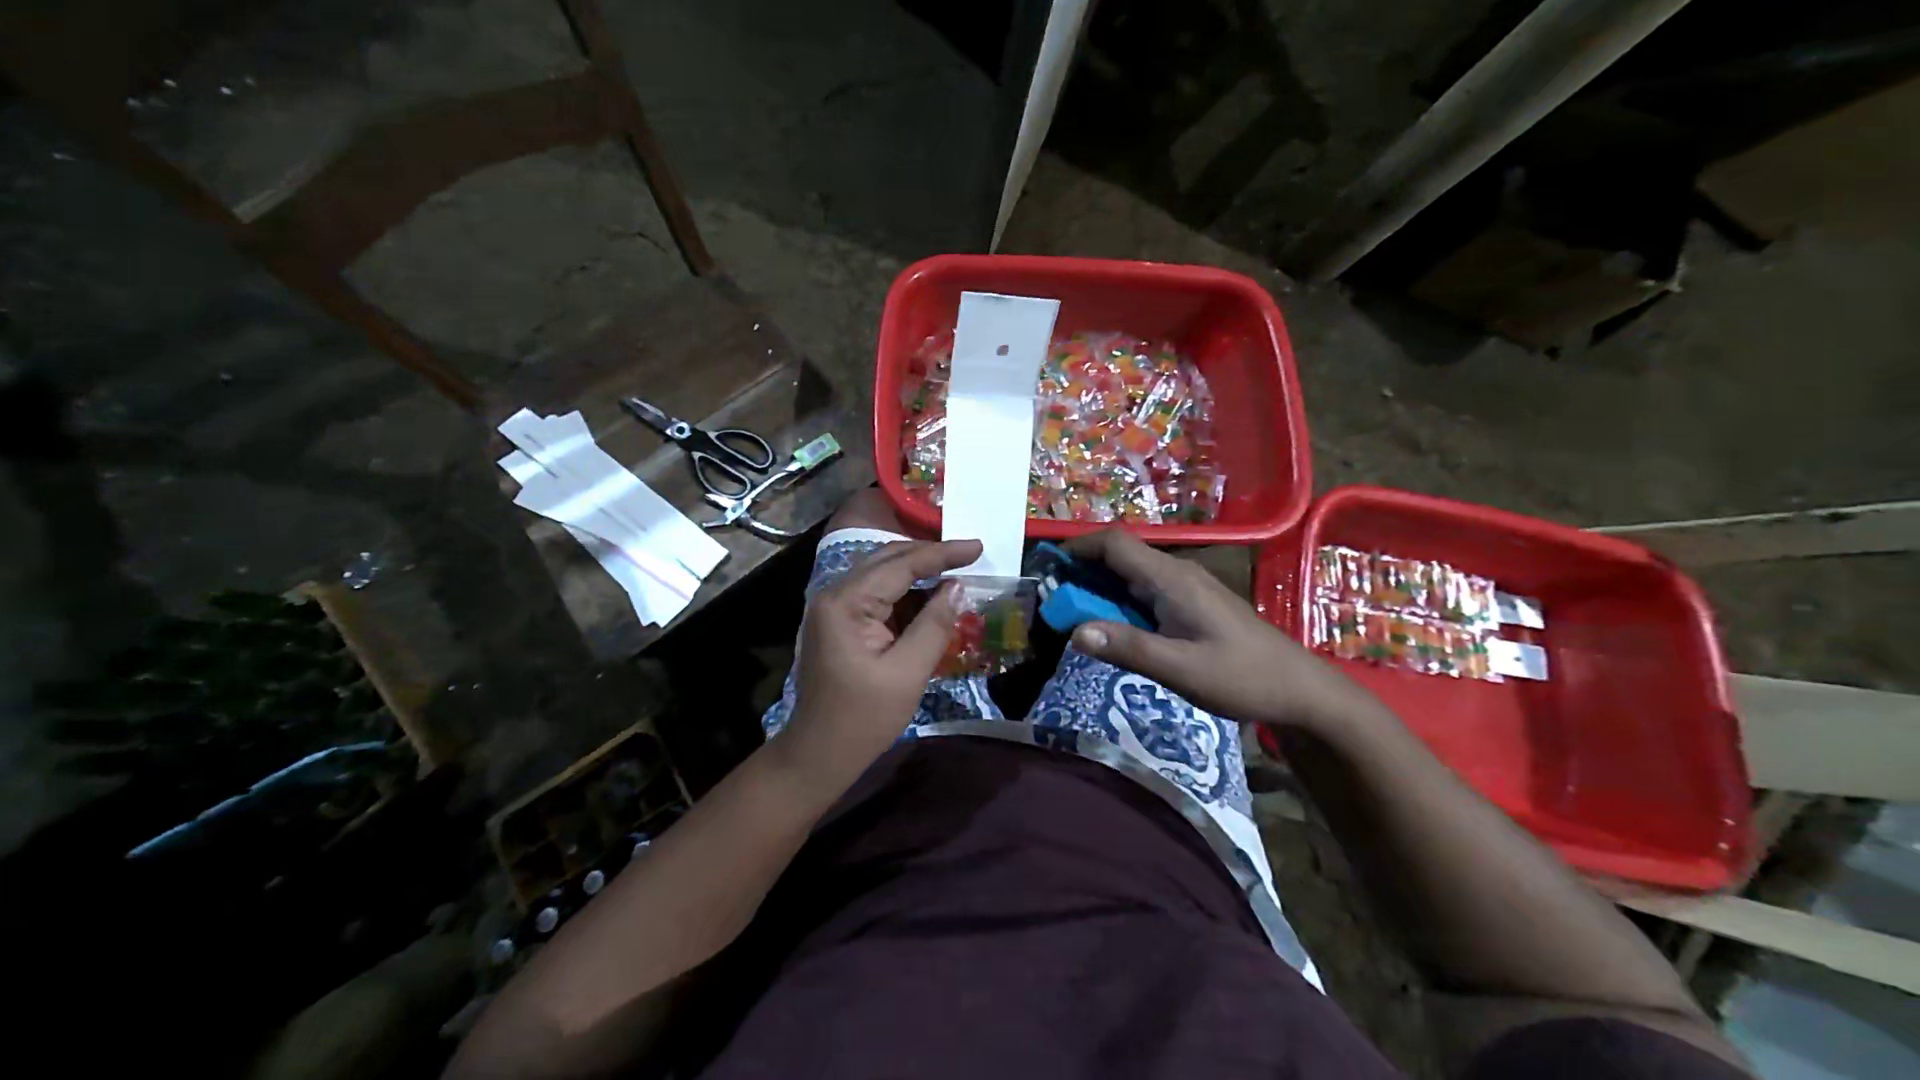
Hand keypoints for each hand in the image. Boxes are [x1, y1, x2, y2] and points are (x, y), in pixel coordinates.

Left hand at [777, 539, 982, 784]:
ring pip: (882, 576)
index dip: (942, 553)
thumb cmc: (863, 718)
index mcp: (846, 603)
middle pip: (887, 560)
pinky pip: (876, 597)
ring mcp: (833, 609)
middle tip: (971, 555)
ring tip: (957, 574)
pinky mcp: (839, 624)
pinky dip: (905, 596)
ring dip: (918, 574)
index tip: (978, 547)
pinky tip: (931, 600)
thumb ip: (935, 624)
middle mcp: (834, 595)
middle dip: (930, 556)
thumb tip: (958, 587)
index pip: (900, 564)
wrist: (819, 754)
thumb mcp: (908, 672)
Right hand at [1063, 530, 1364, 729]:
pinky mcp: (1192, 604)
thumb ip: (1128, 649)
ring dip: (1099, 590)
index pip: (1115, 542)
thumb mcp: (1181, 669)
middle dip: (1081, 573)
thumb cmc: (1243, 677)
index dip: (1077, 548)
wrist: (1300, 690)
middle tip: (1053, 603)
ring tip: (1074, 618)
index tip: (1047, 570)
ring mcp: (1187, 588)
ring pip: (1131, 575)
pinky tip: (1114, 629)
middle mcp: (1176, 574)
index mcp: (1171, 579)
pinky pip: (1145, 593)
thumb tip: (1073, 632)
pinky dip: (1120, 604)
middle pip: (1119, 556)